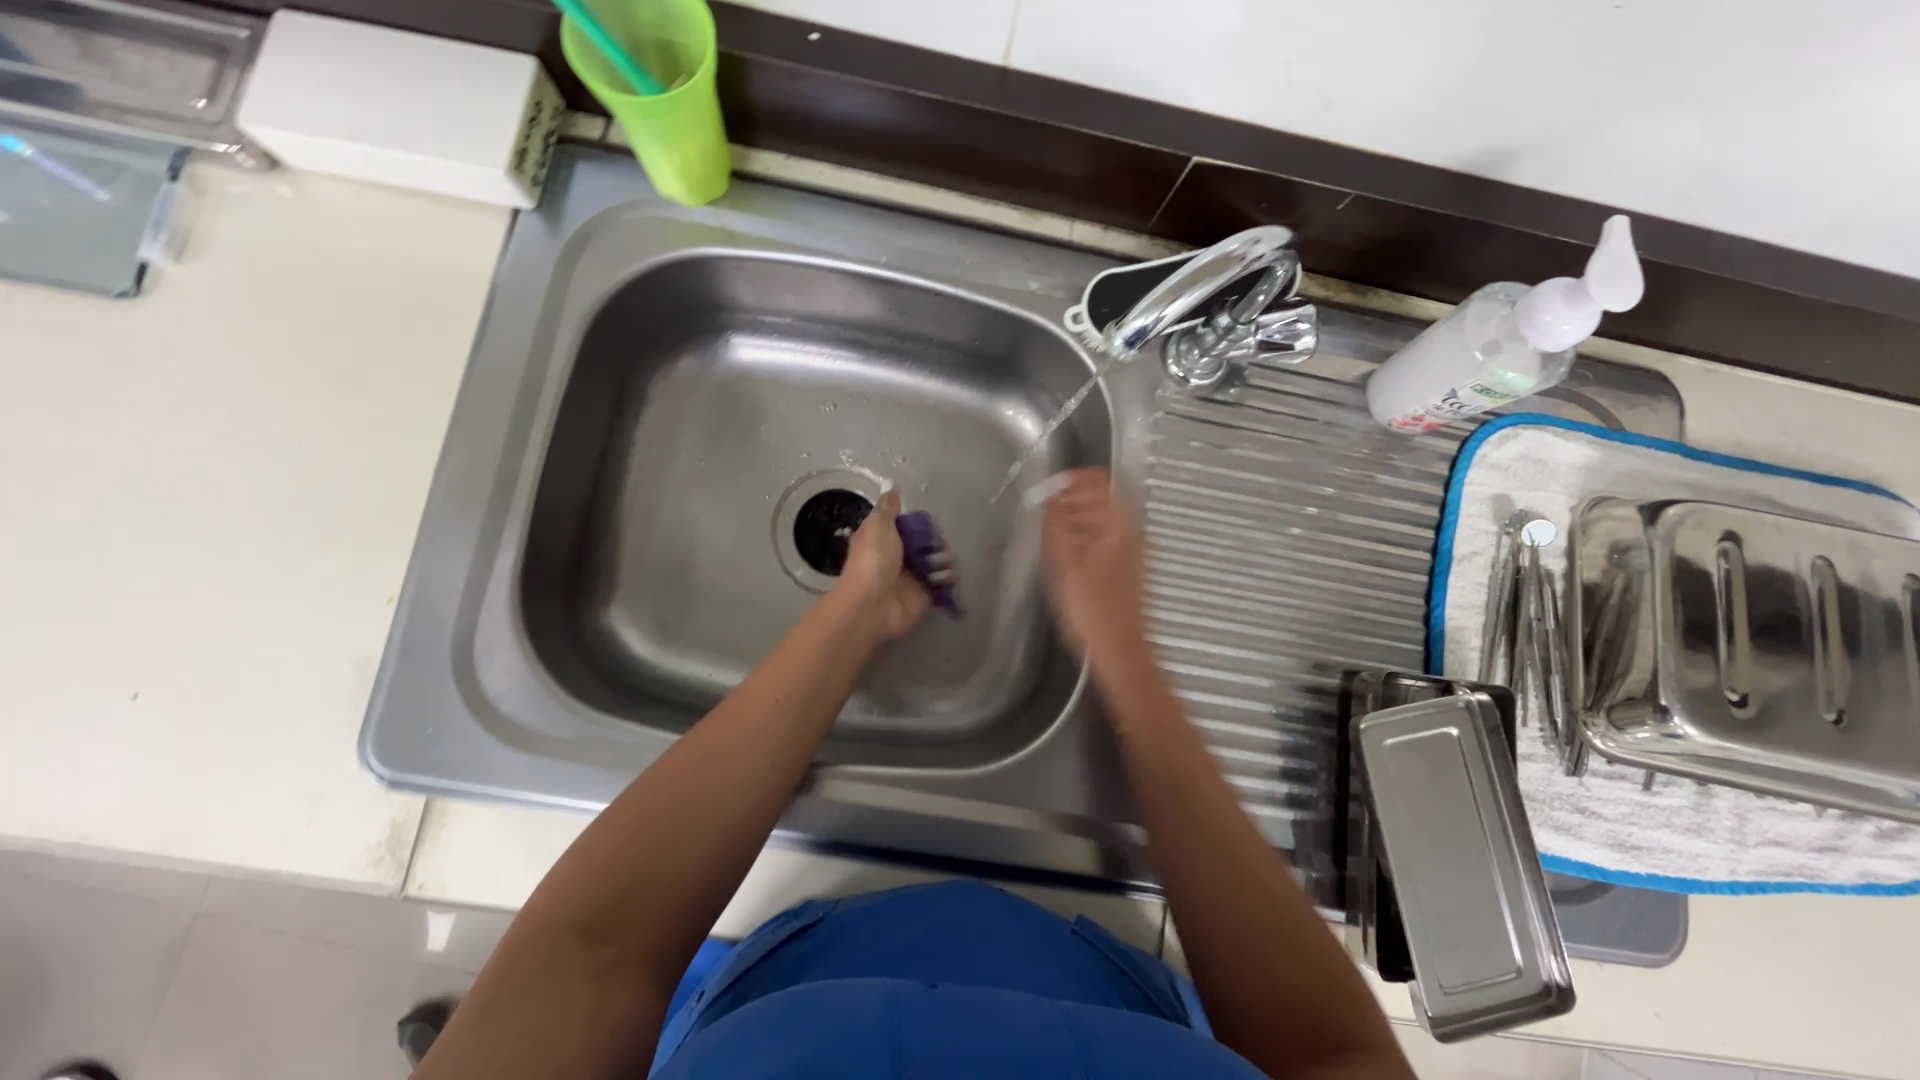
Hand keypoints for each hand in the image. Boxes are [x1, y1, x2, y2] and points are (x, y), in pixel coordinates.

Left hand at [833, 491, 935, 641]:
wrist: (873, 604)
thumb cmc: (873, 561)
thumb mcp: (878, 526)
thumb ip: (888, 507)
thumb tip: (891, 486)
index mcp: (888, 538)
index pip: (913, 526)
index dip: (922, 524)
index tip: (925, 526)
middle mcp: (902, 556)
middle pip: (931, 542)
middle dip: (937, 542)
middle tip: (933, 548)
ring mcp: (915, 577)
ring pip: (941, 561)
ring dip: (944, 560)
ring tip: (936, 567)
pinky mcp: (927, 595)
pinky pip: (946, 582)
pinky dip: (948, 579)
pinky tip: (941, 579)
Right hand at [1042, 469, 1148, 670]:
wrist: (1119, 652)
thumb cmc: (1090, 612)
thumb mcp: (1065, 566)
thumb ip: (1057, 526)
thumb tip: (1049, 496)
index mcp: (1119, 526)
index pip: (1101, 480)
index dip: (1073, 477)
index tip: (1047, 485)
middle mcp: (1132, 531)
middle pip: (1104, 495)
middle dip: (1072, 495)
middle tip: (1043, 506)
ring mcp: (1133, 549)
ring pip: (1104, 515)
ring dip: (1077, 514)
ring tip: (1049, 526)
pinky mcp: (1127, 566)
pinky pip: (1105, 534)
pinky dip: (1085, 532)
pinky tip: (1066, 550)